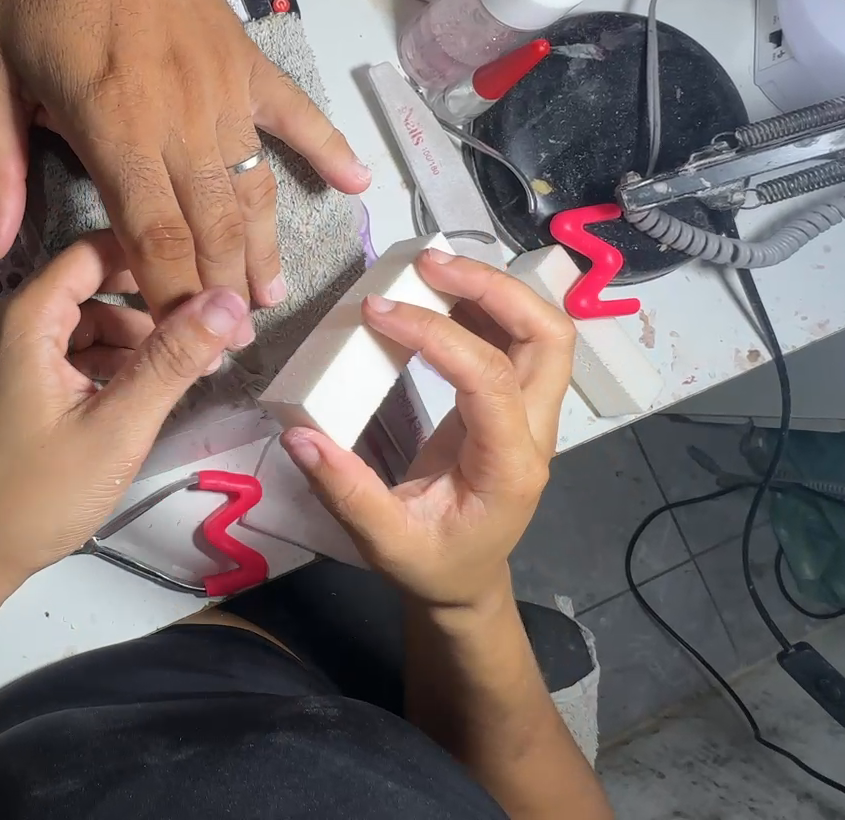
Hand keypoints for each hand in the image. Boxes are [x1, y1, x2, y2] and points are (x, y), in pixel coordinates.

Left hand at [0, 0, 370, 320]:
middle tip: (229, 344)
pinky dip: (326, 147)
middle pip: (213, 225)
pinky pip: (294, 111)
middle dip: (223, 292)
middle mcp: (180, 115)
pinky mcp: (244, 56)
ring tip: (272, 297)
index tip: (190, 349)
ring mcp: (223, 85)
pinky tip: (354, 183)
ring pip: (253, 185)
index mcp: (114, 125)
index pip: (155, 237)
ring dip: (265, 246)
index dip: (177, 300)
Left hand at [0, 231, 250, 584]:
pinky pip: (61, 352)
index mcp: (23, 319)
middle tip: (208, 330)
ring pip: (78, 323)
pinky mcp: (5, 384)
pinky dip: (102, 363)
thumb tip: (227, 299)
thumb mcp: (117, 428)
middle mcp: (5, 324)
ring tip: (185, 368)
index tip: (205, 276)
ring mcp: (1, 355)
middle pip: (88, 288)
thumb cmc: (38, 496)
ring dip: (130, 339)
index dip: (151, 257)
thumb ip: (172, 359)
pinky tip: (140, 389)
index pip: (93, 252)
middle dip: (148, 306)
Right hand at [280, 249, 575, 611]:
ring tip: (430, 266)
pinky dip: (483, 304)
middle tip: (427, 264)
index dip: (435, 335)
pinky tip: (438, 292)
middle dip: (492, 289)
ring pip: (542, 331)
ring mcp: (530, 414)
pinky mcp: (511, 402)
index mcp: (508, 466)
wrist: (468, 580)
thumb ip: (344, 490)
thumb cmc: (433, 562)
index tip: (375, 312)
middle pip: (547, 338)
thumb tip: (297, 434)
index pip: (488, 379)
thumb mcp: (384, 540)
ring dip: (492, 288)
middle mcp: (535, 431)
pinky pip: (515, 340)